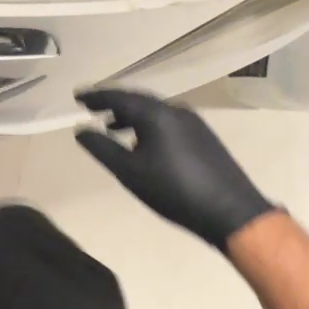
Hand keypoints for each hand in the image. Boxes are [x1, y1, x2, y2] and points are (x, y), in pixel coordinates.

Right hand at [75, 89, 275, 251]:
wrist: (232, 212)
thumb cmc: (174, 191)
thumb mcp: (130, 172)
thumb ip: (101, 148)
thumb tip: (79, 130)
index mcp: (155, 113)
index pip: (118, 96)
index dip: (95, 96)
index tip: (77, 96)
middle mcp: (174, 109)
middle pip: (137, 99)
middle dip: (113, 103)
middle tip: (91, 108)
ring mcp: (193, 121)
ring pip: (154, 110)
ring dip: (130, 115)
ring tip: (112, 127)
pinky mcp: (204, 136)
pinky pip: (167, 120)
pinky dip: (148, 124)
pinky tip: (143, 142)